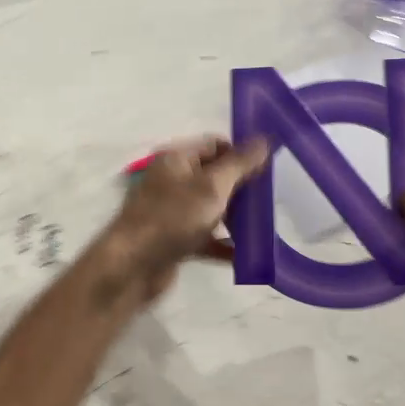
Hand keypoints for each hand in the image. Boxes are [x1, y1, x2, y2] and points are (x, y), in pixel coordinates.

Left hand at [96, 136, 269, 303]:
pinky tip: (248, 254)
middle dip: (242, 188)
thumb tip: (264, 139)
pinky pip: (206, 237)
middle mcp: (173, 181)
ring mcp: (173, 212)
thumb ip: (240, 163)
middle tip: (271, 200)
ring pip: (212, 208)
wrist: (133, 266)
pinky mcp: (175, 240)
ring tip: (265, 226)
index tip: (270, 168)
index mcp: (176, 159)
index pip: (215, 145)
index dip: (242, 153)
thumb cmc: (173, 218)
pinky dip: (224, 244)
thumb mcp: (212, 186)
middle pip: (215, 177)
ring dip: (236, 217)